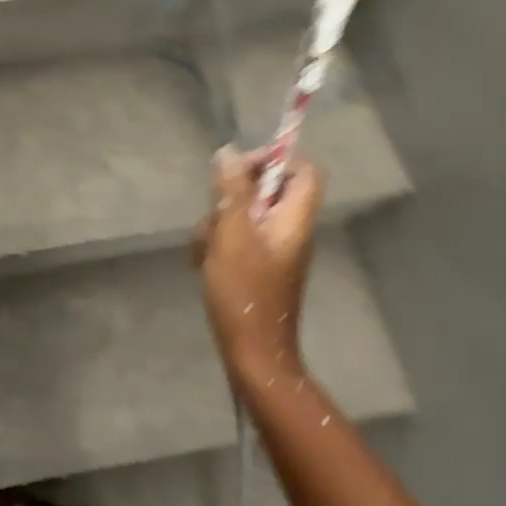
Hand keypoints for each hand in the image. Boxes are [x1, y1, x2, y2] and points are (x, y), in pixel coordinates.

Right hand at [193, 144, 323, 380]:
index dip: (273, 160)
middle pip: (267, 189)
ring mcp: (273, 249)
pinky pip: (237, 238)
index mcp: (294, 219)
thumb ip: (232, 190)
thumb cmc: (245, 291)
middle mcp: (289, 230)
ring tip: (204, 248)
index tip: (237, 170)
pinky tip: (202, 262)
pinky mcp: (257, 266)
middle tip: (215, 215)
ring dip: (218, 223)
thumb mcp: (232, 234)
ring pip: (244, 214)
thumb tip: (229, 152)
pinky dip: (217, 244)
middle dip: (231, 196)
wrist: (253, 353)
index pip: (303, 170)